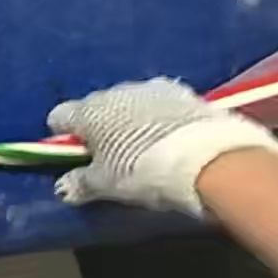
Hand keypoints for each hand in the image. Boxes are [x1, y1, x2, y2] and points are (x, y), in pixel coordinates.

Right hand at [47, 78, 277, 216]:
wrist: (218, 162)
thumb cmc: (144, 170)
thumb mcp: (105, 185)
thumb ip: (79, 183)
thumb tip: (63, 187)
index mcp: (86, 112)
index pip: (59, 117)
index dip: (66, 136)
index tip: (79, 154)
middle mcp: (114, 93)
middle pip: (94, 106)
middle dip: (99, 124)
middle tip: (112, 151)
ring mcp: (153, 89)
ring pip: (128, 102)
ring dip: (130, 117)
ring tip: (145, 142)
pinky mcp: (189, 93)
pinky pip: (162, 102)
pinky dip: (161, 116)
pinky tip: (172, 135)